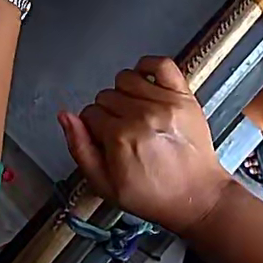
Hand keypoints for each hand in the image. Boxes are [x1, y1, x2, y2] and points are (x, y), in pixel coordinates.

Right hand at [59, 56, 236, 234]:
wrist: (197, 197)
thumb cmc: (154, 195)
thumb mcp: (105, 185)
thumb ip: (80, 148)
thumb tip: (65, 117)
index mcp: (120, 137)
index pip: (89, 114)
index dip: (93, 129)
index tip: (105, 140)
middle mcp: (142, 116)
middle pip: (106, 96)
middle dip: (108, 113)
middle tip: (121, 131)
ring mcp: (165, 103)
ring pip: (126, 78)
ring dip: (124, 92)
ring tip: (133, 110)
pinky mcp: (183, 97)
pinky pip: (161, 65)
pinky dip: (148, 66)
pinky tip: (144, 81)